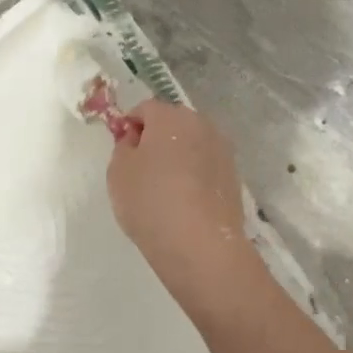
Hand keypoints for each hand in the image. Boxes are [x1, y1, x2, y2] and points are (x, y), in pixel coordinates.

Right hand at [106, 100, 252, 284]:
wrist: (199, 243)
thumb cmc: (150, 201)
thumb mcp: (118, 172)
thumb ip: (123, 146)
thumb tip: (136, 139)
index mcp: (170, 116)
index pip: (146, 108)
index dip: (130, 125)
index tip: (123, 150)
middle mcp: (201, 125)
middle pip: (173, 122)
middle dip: (157, 137)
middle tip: (142, 168)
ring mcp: (222, 150)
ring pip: (193, 144)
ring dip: (178, 156)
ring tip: (164, 187)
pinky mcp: (234, 176)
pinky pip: (206, 166)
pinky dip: (194, 175)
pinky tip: (184, 201)